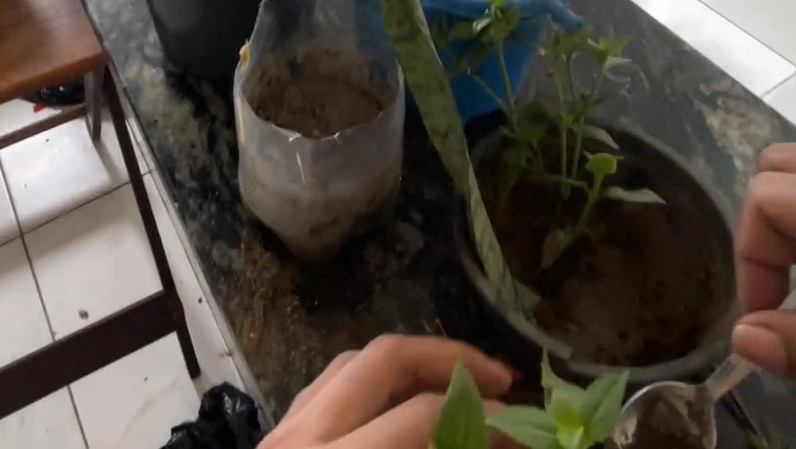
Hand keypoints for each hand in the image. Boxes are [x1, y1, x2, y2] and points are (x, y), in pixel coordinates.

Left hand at [262, 335, 512, 448]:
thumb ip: (429, 448)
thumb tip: (487, 434)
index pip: (417, 415)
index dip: (479, 417)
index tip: (517, 425)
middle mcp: (306, 433)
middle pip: (383, 358)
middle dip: (446, 356)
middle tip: (496, 376)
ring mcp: (285, 427)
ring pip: (353, 360)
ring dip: (410, 362)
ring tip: (456, 381)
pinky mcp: (279, 432)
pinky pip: (331, 385)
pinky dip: (372, 381)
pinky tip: (399, 399)